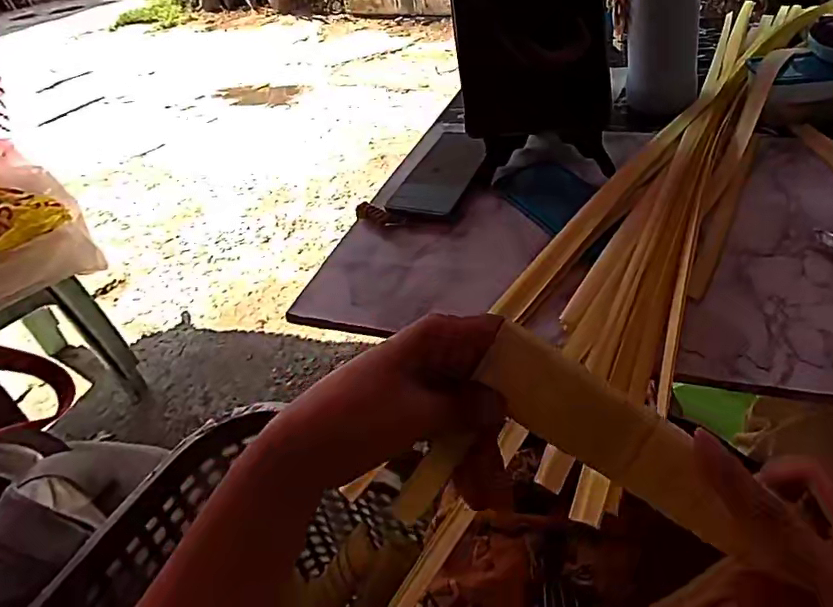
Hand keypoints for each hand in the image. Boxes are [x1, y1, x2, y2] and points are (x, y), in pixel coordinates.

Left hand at [250, 313, 507, 493]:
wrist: (291, 457)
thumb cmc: (354, 419)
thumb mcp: (416, 415)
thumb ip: (464, 407)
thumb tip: (502, 404)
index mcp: (437, 336)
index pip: (492, 333)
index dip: (518, 355)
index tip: (541, 387)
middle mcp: (436, 352)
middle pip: (483, 381)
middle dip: (495, 428)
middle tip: (506, 470)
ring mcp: (425, 381)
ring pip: (467, 410)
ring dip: (477, 452)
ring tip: (486, 498)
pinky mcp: (414, 408)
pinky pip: (448, 425)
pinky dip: (457, 454)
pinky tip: (466, 489)